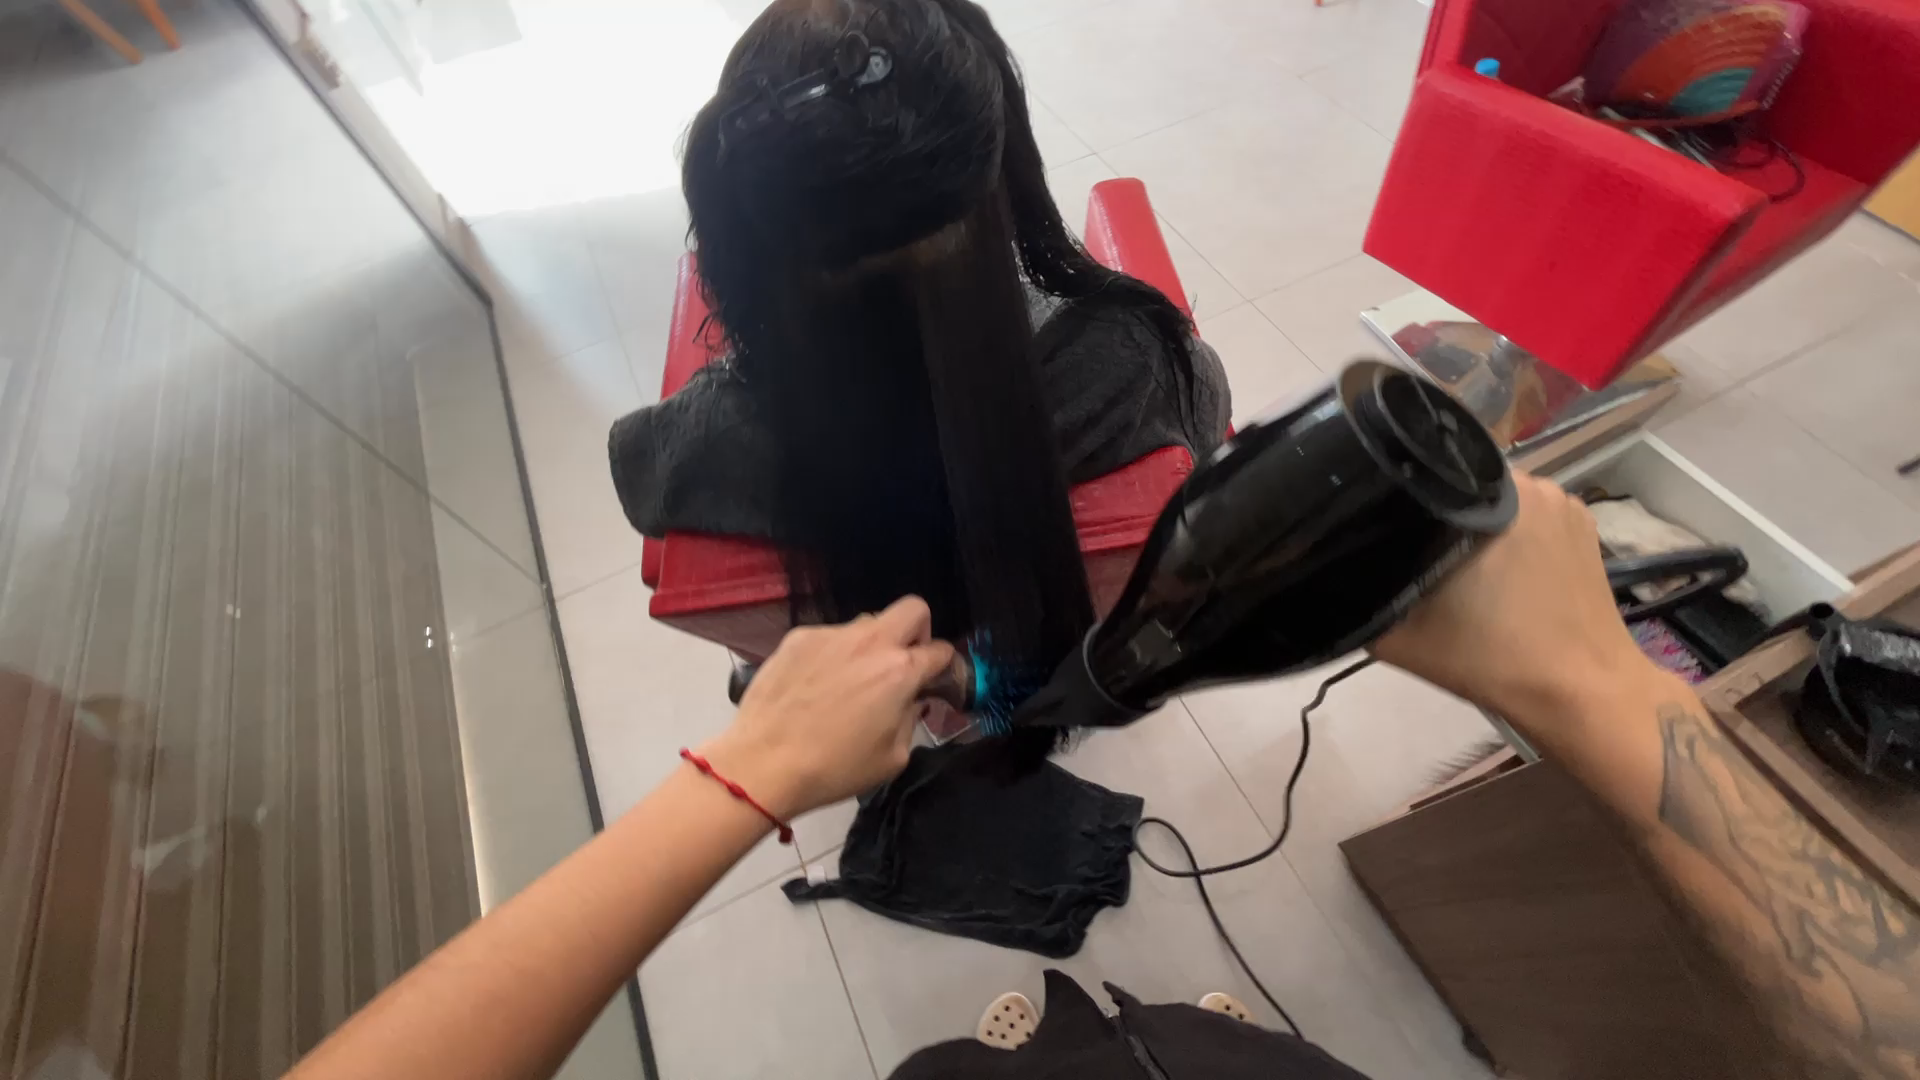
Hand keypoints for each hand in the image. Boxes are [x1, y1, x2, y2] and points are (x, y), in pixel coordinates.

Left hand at [698, 597, 956, 820]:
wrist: (762, 764)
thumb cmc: (834, 769)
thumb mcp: (892, 758)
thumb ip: (911, 719)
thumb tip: (910, 700)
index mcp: (900, 671)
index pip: (940, 650)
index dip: (942, 665)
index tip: (933, 680)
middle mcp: (871, 641)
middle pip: (912, 609)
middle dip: (917, 632)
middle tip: (902, 663)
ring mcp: (832, 634)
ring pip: (866, 625)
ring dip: (869, 647)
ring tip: (848, 682)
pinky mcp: (799, 636)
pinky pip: (829, 637)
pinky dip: (832, 655)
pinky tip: (814, 686)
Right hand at [1373, 473, 1650, 719]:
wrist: (1581, 692)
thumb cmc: (1486, 659)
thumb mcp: (1392, 635)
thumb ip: (1352, 597)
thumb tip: (1325, 570)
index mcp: (1479, 500)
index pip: (1416, 470)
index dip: (1388, 491)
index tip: (1370, 521)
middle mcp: (1525, 485)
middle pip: (1453, 479)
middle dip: (1428, 505)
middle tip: (1404, 545)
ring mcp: (1561, 500)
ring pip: (1490, 492)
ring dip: (1468, 515)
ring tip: (1447, 554)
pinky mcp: (1582, 520)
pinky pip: (1525, 508)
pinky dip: (1504, 527)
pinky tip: (1489, 561)